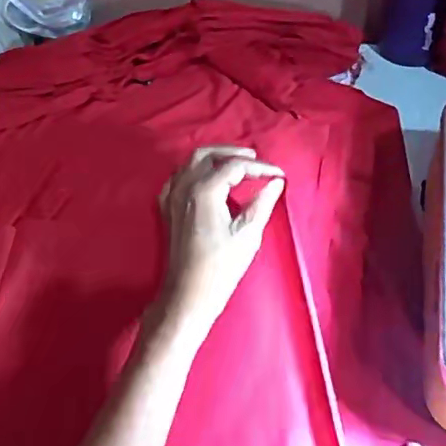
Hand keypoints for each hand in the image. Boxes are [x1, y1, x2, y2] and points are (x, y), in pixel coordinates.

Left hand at [154, 146, 284, 331]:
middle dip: (232, 152)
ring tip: (236, 165)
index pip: (234, 166)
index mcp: (204, 190)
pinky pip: (178, 177)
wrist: (188, 293)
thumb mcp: (248, 234)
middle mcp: (183, 186)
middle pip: (207, 155)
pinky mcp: (166, 207)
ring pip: (190, 163)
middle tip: (255, 158)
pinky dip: (195, 171)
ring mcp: (171, 196)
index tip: (279, 174)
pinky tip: (207, 179)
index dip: (259, 167)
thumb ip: (262, 203)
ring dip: (213, 159)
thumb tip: (275, 182)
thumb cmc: (221, 267)